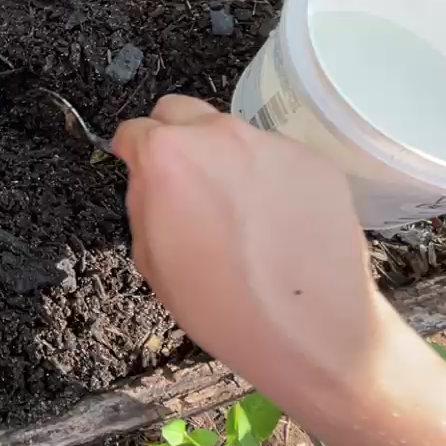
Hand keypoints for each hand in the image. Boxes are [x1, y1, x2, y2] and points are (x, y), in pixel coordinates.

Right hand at [110, 95, 391, 406]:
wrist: (312, 334)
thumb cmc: (220, 303)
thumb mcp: (149, 255)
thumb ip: (143, 200)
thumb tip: (151, 180)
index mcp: (166, 155)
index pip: (134, 129)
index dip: (131, 152)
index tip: (137, 167)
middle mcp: (216, 135)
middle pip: (178, 111)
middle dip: (171, 136)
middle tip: (183, 180)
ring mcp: (270, 144)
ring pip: (229, 134)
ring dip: (222, 157)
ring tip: (238, 209)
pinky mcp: (314, 161)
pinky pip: (275, 157)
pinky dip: (268, 176)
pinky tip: (276, 219)